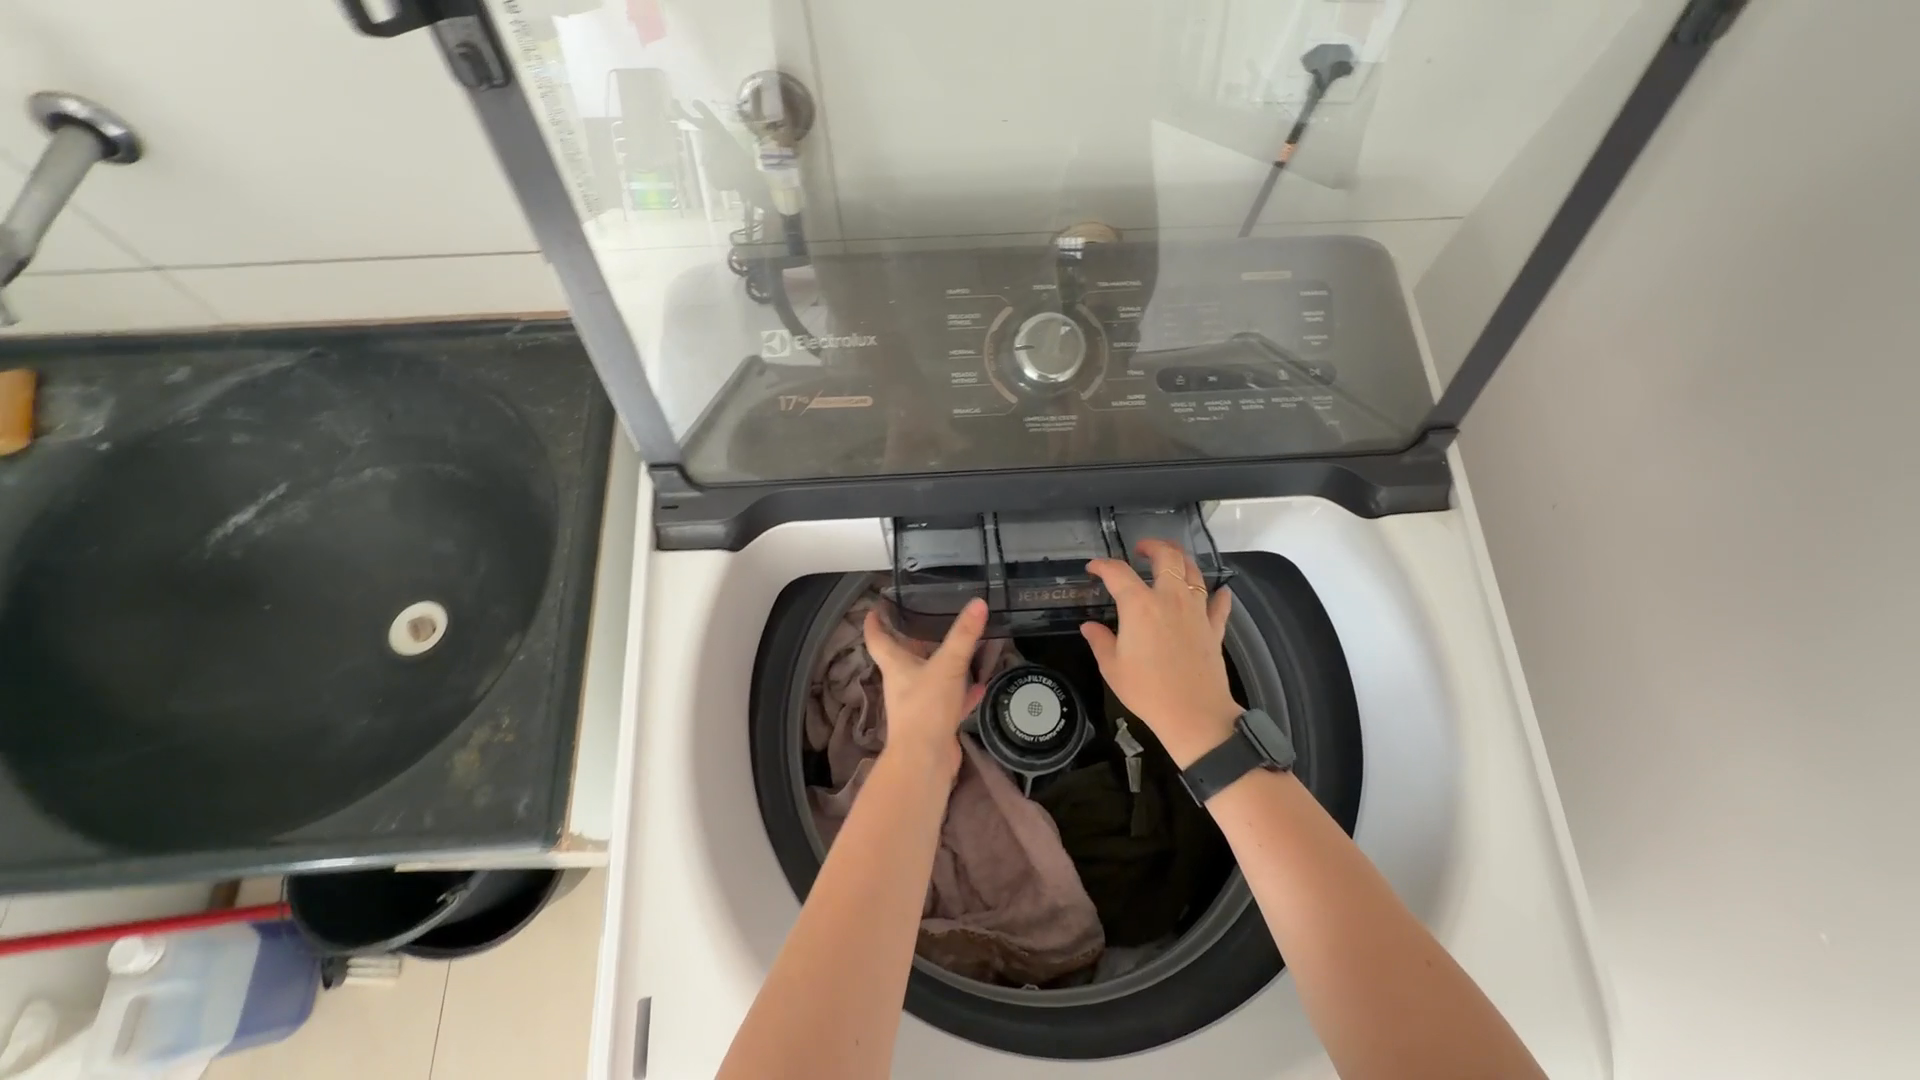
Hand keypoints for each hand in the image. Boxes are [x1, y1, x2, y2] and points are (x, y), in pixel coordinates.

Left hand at [864, 597, 989, 776]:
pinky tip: (980, 685)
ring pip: (929, 678)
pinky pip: (950, 701)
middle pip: (905, 657)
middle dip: (914, 639)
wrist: (925, 759)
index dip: (875, 622)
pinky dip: (963, 693)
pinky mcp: (936, 722)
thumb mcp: (947, 665)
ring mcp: (919, 704)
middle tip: (928, 619)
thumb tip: (978, 602)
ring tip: (960, 648)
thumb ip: (964, 635)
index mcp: (896, 666)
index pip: (878, 638)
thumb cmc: (926, 707)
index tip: (876, 607)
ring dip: (942, 665)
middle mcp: (903, 683)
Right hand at [1081, 539, 1240, 767]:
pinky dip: (1217, 593)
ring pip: (1194, 571)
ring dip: (1181, 560)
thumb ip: (1100, 641)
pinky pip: (1218, 602)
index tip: (1094, 568)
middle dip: (1152, 546)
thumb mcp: (1112, 667)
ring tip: (1171, 561)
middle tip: (1141, 549)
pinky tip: (1217, 591)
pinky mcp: (1214, 627)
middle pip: (1166, 556)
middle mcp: (1170, 598)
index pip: (1118, 573)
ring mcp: (1197, 610)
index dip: (1102, 565)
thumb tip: (1089, 627)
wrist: (1193, 713)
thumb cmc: (1147, 690)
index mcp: (1139, 605)